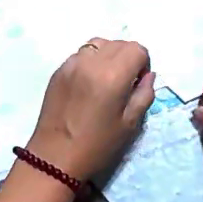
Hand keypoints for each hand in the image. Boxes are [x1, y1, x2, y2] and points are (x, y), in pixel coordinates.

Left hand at [26, 38, 155, 182]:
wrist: (55, 158)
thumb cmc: (98, 145)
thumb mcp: (130, 124)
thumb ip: (144, 94)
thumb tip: (147, 76)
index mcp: (113, 76)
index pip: (137, 49)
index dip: (143, 63)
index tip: (138, 83)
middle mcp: (91, 63)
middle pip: (119, 44)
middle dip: (128, 58)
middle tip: (125, 83)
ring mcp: (71, 64)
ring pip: (98, 44)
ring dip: (109, 55)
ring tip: (106, 80)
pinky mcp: (58, 71)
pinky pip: (81, 55)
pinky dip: (91, 61)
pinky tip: (89, 84)